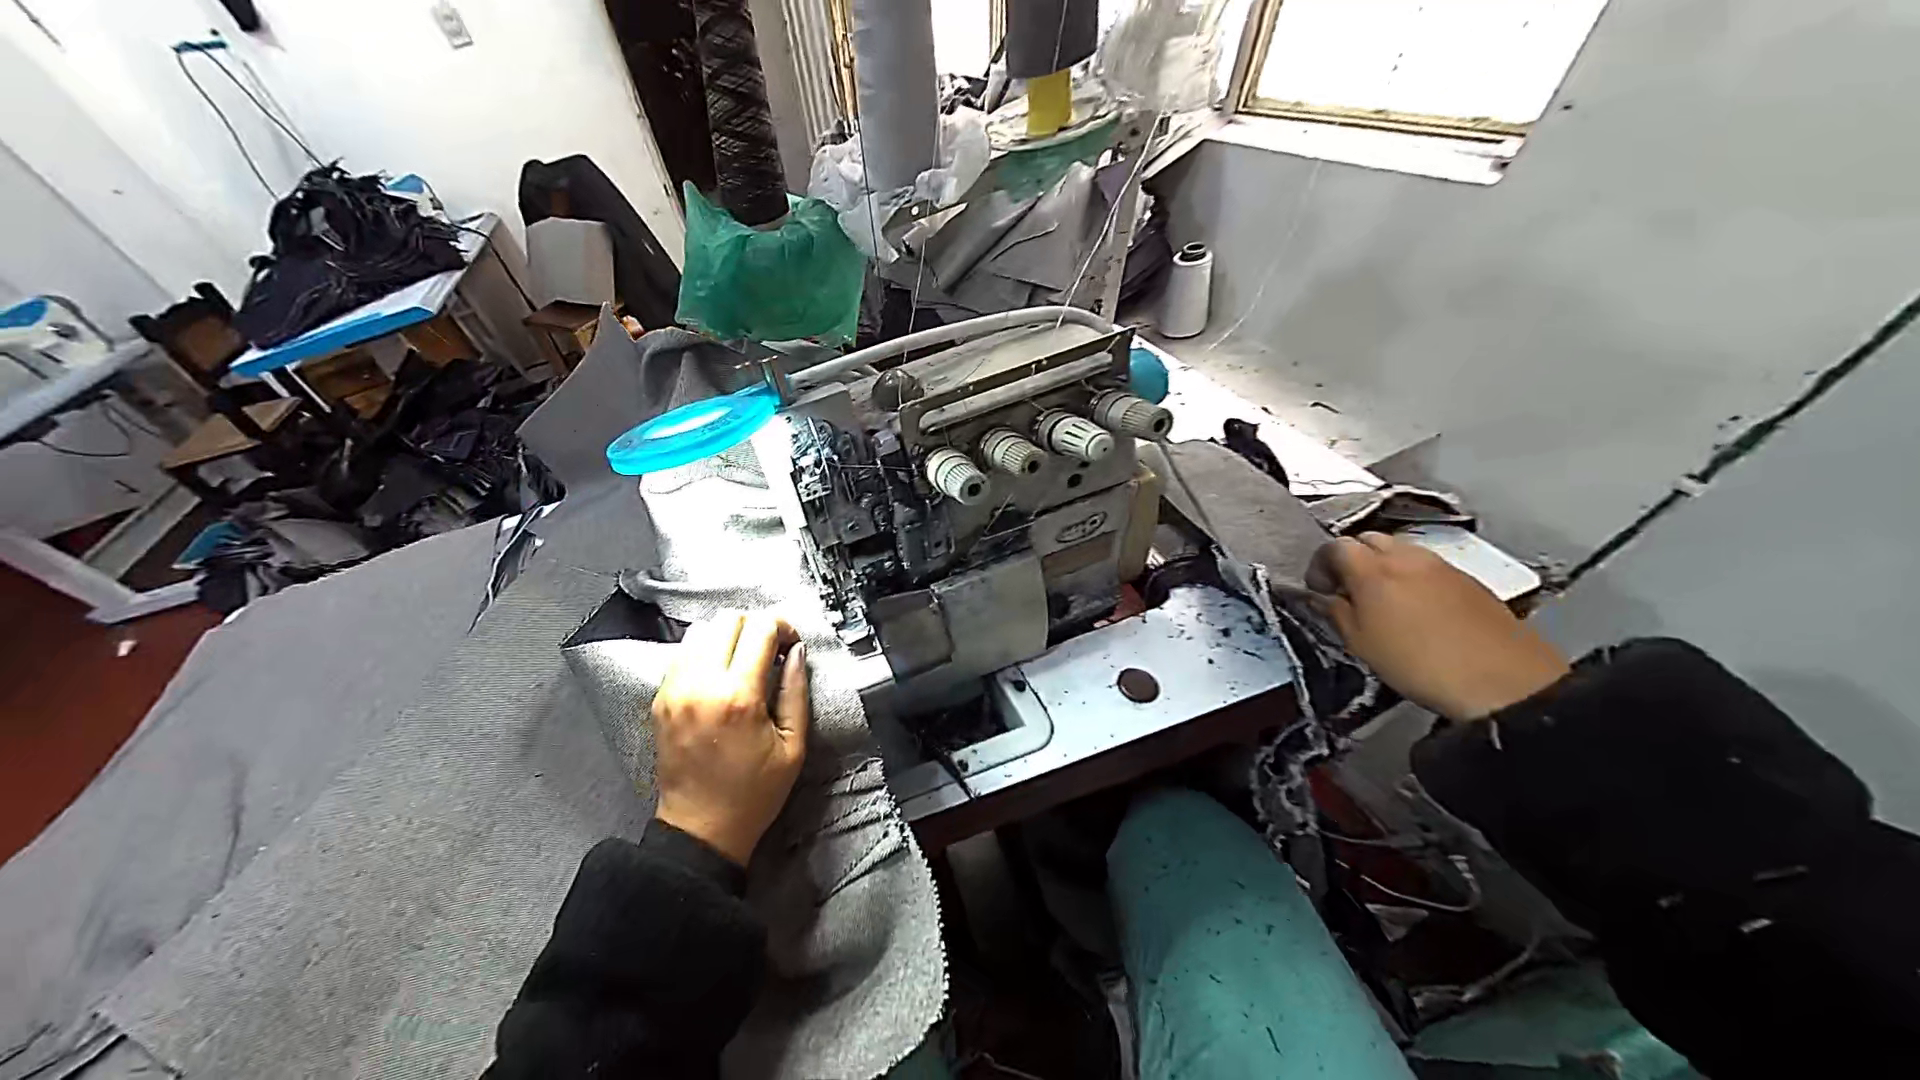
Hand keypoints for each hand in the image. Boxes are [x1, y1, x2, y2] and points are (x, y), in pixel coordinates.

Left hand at [651, 613, 810, 865]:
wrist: (700, 829)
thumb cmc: (752, 793)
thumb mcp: (793, 745)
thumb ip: (796, 691)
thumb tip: (797, 651)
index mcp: (738, 697)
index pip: (759, 628)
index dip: (783, 627)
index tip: (791, 644)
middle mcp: (700, 686)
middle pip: (727, 619)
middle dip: (755, 626)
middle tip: (770, 650)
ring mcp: (675, 691)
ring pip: (701, 630)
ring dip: (728, 635)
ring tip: (745, 660)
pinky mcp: (661, 699)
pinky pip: (683, 653)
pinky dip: (706, 651)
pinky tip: (722, 674)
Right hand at [1307, 532, 1569, 721]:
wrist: (1502, 681)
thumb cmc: (1420, 664)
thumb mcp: (1361, 644)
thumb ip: (1335, 612)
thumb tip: (1321, 598)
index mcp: (1372, 570)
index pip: (1334, 547)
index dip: (1320, 566)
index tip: (1319, 590)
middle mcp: (1406, 558)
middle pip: (1367, 539)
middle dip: (1351, 558)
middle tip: (1346, 590)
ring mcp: (1441, 565)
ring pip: (1399, 550)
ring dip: (1382, 565)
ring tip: (1381, 600)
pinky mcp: (1468, 579)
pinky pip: (1427, 566)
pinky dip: (1411, 576)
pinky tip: (1415, 609)